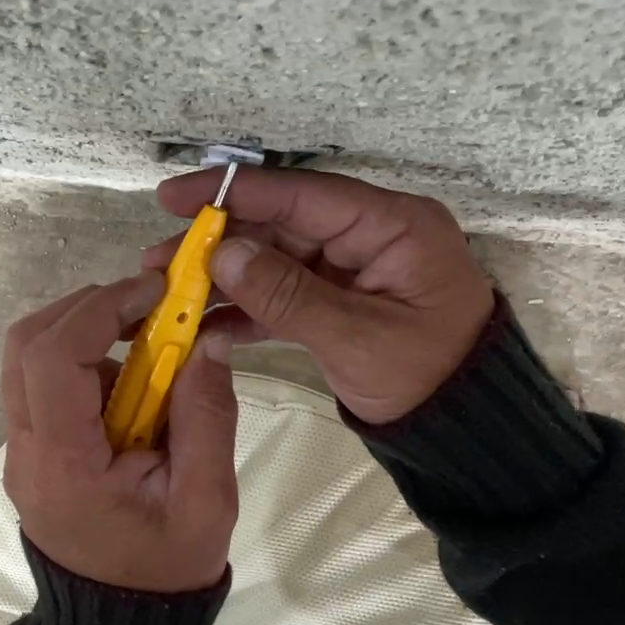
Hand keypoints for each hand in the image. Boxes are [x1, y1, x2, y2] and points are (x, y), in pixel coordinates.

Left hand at [1, 274, 240, 593]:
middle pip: (26, 344)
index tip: (157, 292)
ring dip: (83, 333)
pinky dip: (82, 363)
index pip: (52, 358)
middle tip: (148, 309)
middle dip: (87, 309)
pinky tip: (131, 388)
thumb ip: (206, 417)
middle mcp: (25, 449)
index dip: (100, 309)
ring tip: (146, 350)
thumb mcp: (207, 501)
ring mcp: (19, 449)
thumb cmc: (165, 570)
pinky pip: (40, 383)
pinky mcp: (29, 450)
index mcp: (63, 464)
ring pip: (27, 358)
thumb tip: (205, 341)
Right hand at [147, 169, 493, 425]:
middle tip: (157, 260)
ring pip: (272, 259)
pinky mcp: (336, 299)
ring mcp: (349, 268)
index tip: (174, 196)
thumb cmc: (427, 378)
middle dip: (216, 241)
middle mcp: (367, 235)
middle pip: (278, 225)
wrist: (467, 431)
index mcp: (390, 225)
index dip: (234, 192)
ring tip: (169, 291)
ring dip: (222, 276)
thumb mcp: (357, 338)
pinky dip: (246, 309)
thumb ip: (287, 294)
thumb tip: (222, 253)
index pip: (301, 194)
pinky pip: (283, 293)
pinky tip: (205, 324)